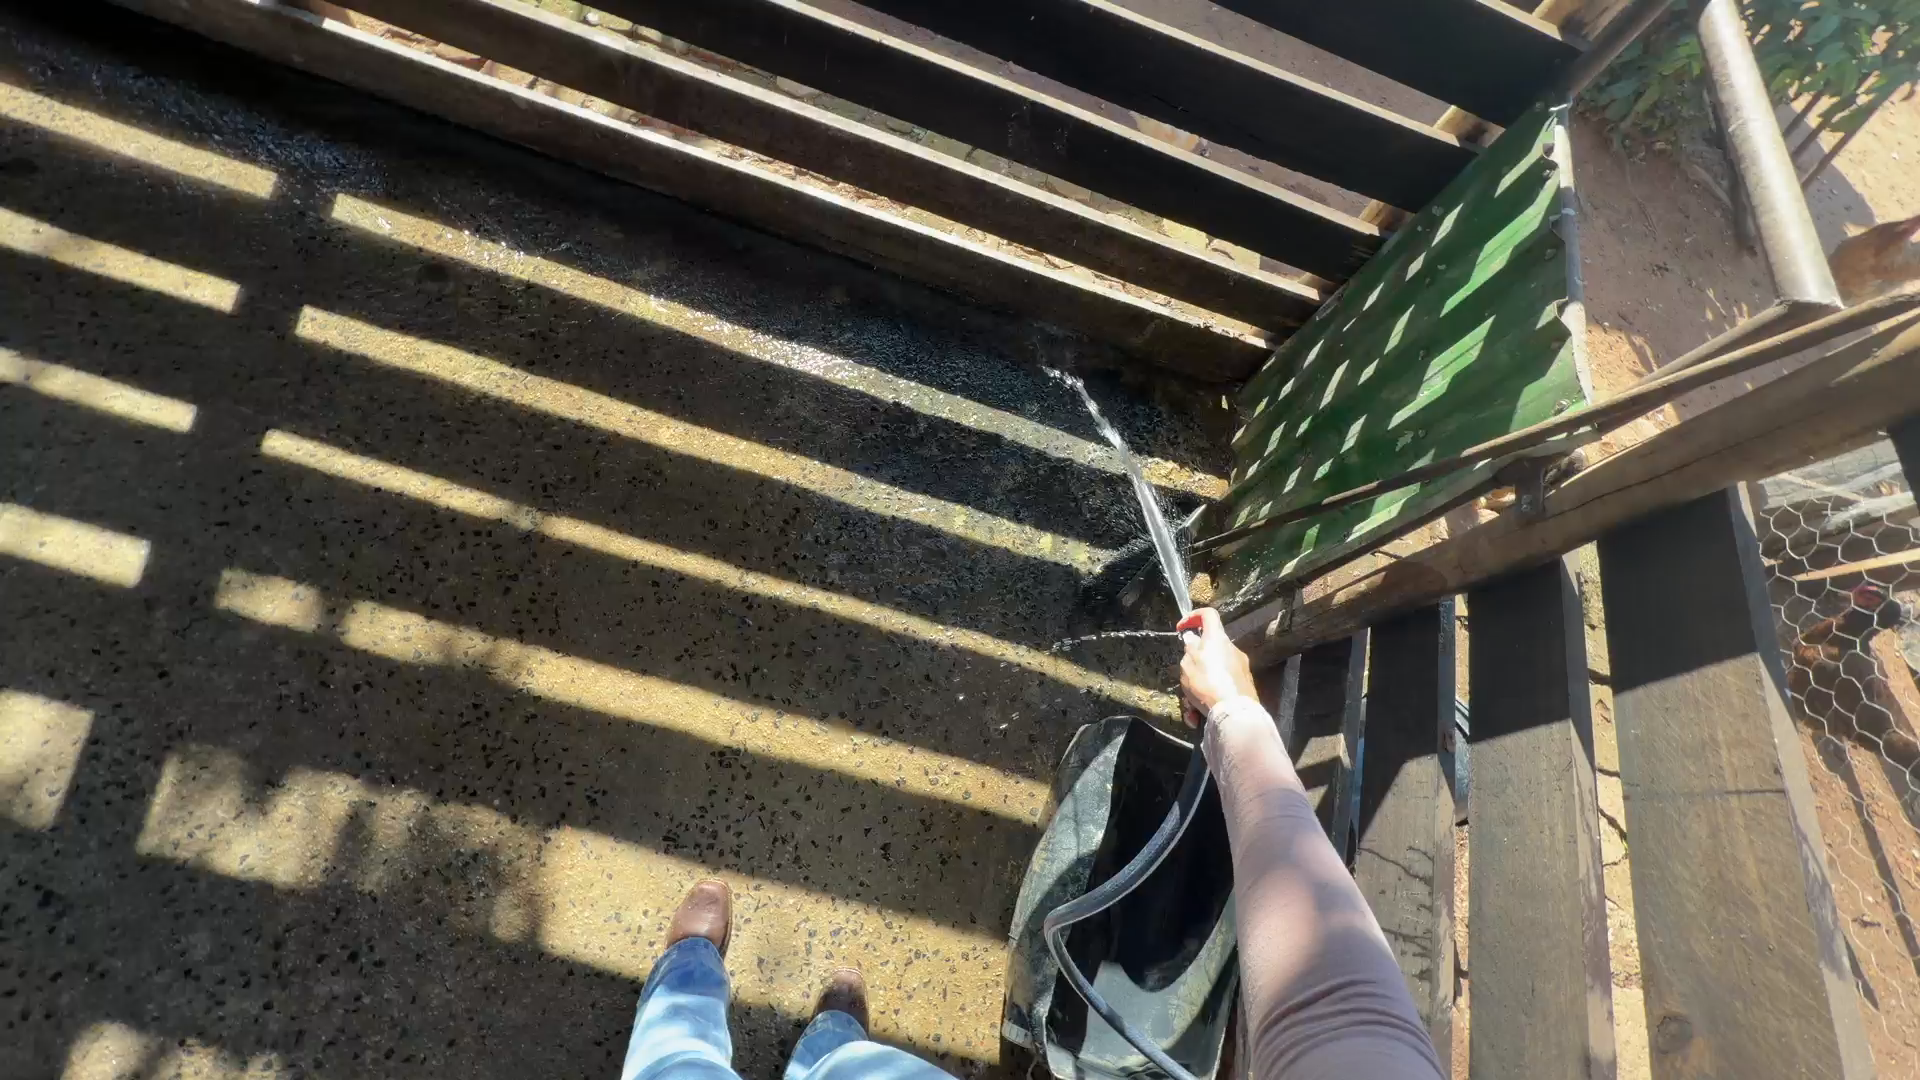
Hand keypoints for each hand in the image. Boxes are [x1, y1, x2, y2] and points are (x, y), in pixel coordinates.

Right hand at [1178, 608, 1256, 726]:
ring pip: (1213, 671)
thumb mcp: (1187, 665)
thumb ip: (1189, 650)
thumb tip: (1193, 640)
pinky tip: (1198, 715)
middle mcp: (1231, 649)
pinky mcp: (1244, 685)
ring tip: (1190, 707)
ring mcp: (1240, 668)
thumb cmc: (1207, 683)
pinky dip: (1209, 697)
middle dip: (1194, 664)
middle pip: (1209, 648)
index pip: (1208, 614)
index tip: (1181, 629)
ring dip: (1199, 686)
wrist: (1236, 712)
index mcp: (1217, 639)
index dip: (1192, 617)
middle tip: (1184, 678)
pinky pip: (1221, 686)